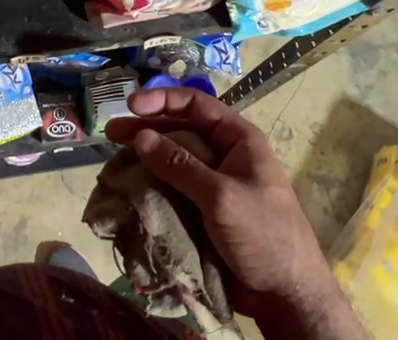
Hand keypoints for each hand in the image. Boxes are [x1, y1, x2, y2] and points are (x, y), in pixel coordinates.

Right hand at [106, 88, 365, 339]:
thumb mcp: (221, 196)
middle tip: (111, 133)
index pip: (196, 105)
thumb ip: (180, 165)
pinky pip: (172, 190)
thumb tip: (141, 136)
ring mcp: (213, 184)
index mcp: (237, 139)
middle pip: (179, 131)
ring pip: (172, 161)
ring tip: (113, 161)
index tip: (130, 105)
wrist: (286, 296)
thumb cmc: (264, 236)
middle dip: (146, 129)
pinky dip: (150, 186)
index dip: (162, 100)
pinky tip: (129, 188)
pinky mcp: (202, 211)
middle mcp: (223, 155)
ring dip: (144, 159)